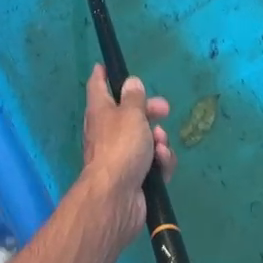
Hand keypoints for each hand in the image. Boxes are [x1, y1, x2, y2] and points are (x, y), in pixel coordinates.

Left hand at [78, 65, 175, 232]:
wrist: (117, 197)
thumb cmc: (120, 146)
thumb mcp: (131, 114)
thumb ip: (134, 97)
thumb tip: (130, 82)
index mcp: (100, 110)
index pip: (97, 86)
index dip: (102, 75)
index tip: (105, 66)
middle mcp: (107, 131)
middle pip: (129, 113)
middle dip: (149, 111)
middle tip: (164, 109)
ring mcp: (121, 155)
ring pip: (145, 139)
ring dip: (158, 139)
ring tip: (160, 145)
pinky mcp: (135, 177)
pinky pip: (153, 163)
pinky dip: (160, 162)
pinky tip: (161, 164)